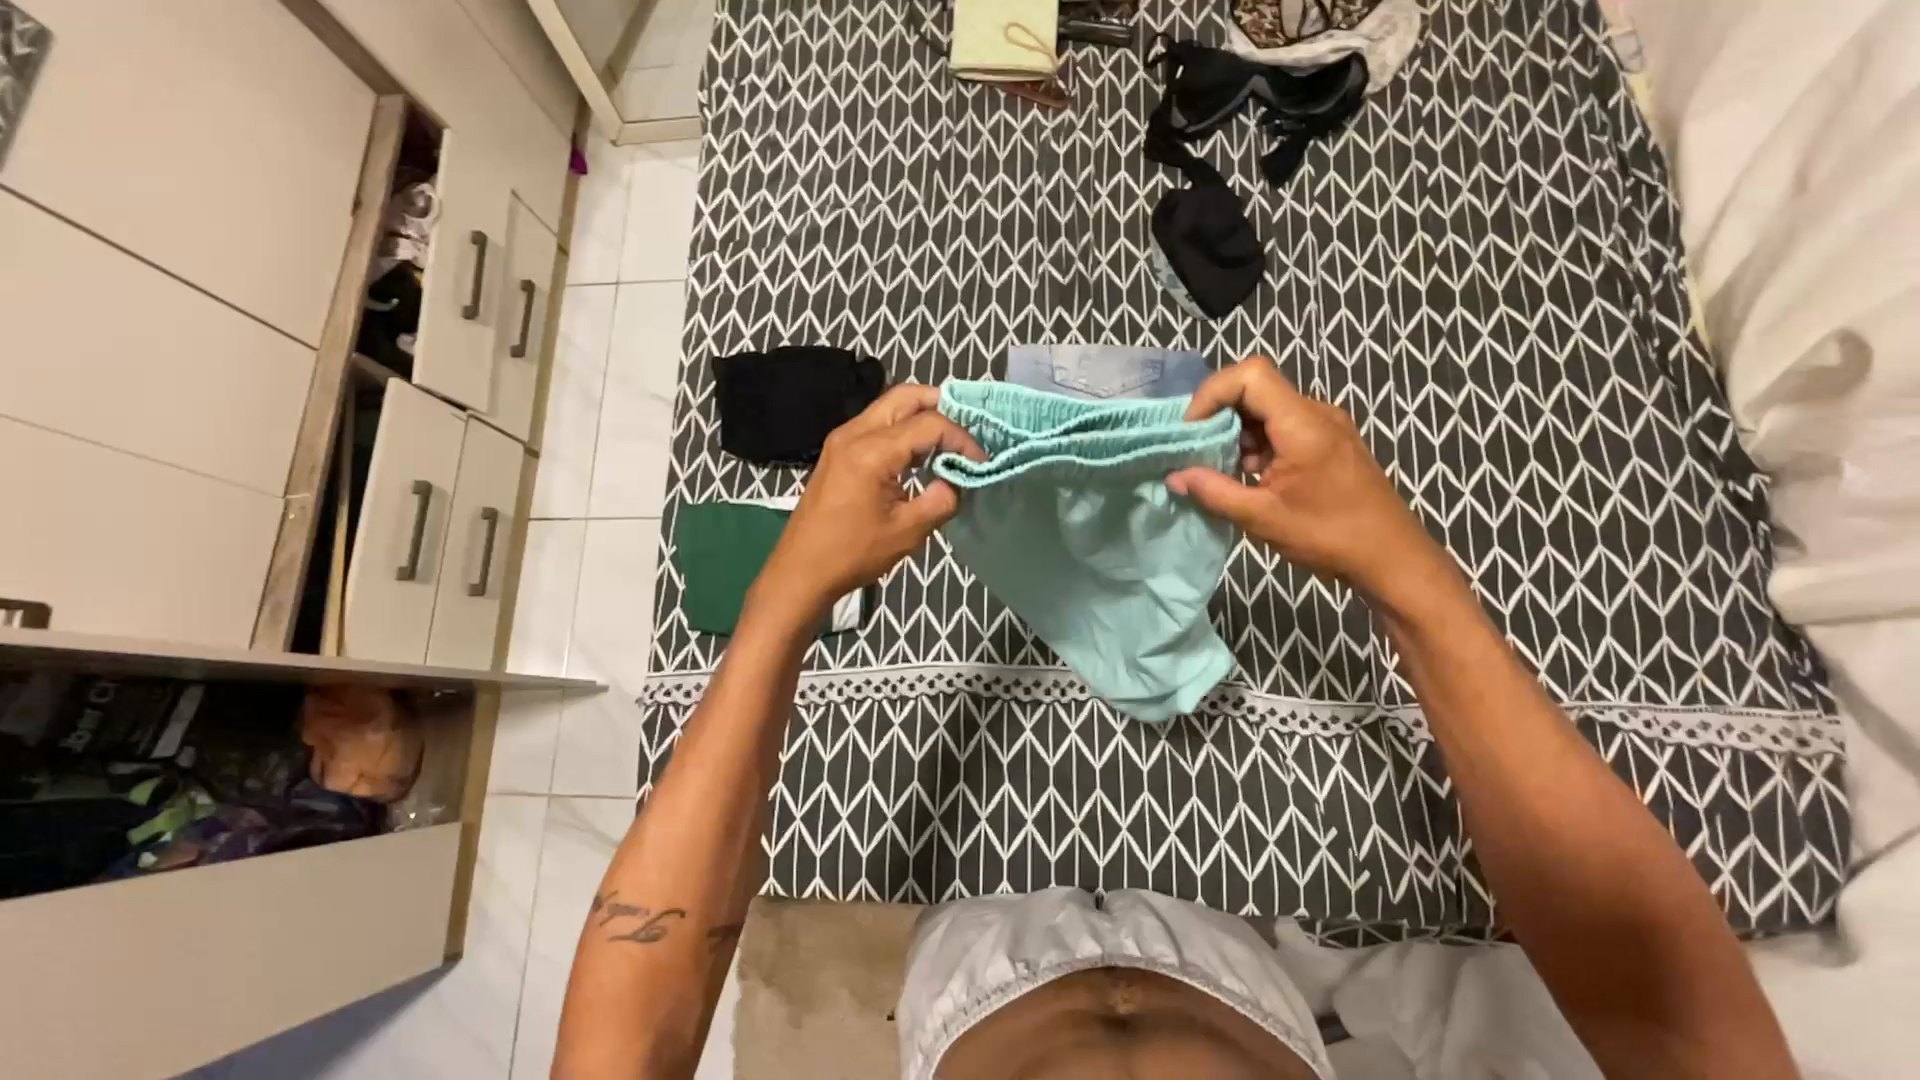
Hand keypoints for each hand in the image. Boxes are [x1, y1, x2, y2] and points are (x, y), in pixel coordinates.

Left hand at [749, 384, 985, 625]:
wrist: (801, 571)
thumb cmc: (852, 554)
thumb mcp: (906, 532)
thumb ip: (940, 500)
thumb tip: (957, 481)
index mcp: (871, 452)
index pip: (929, 424)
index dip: (961, 438)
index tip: (980, 462)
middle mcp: (854, 434)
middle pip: (906, 396)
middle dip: (942, 406)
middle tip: (968, 432)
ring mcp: (842, 440)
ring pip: (890, 406)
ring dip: (922, 416)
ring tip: (949, 444)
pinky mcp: (838, 451)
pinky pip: (877, 424)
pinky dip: (903, 429)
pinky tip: (920, 456)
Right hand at [1167, 356, 1455, 607]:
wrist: (1391, 557)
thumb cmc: (1329, 536)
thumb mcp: (1262, 518)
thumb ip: (1215, 492)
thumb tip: (1176, 477)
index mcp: (1302, 424)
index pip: (1249, 375)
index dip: (1212, 394)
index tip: (1192, 431)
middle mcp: (1316, 413)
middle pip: (1256, 388)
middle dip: (1219, 416)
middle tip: (1197, 452)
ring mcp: (1326, 426)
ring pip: (1268, 408)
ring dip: (1237, 433)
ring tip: (1220, 469)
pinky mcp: (1329, 442)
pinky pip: (1284, 427)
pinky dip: (1258, 444)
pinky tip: (1249, 476)